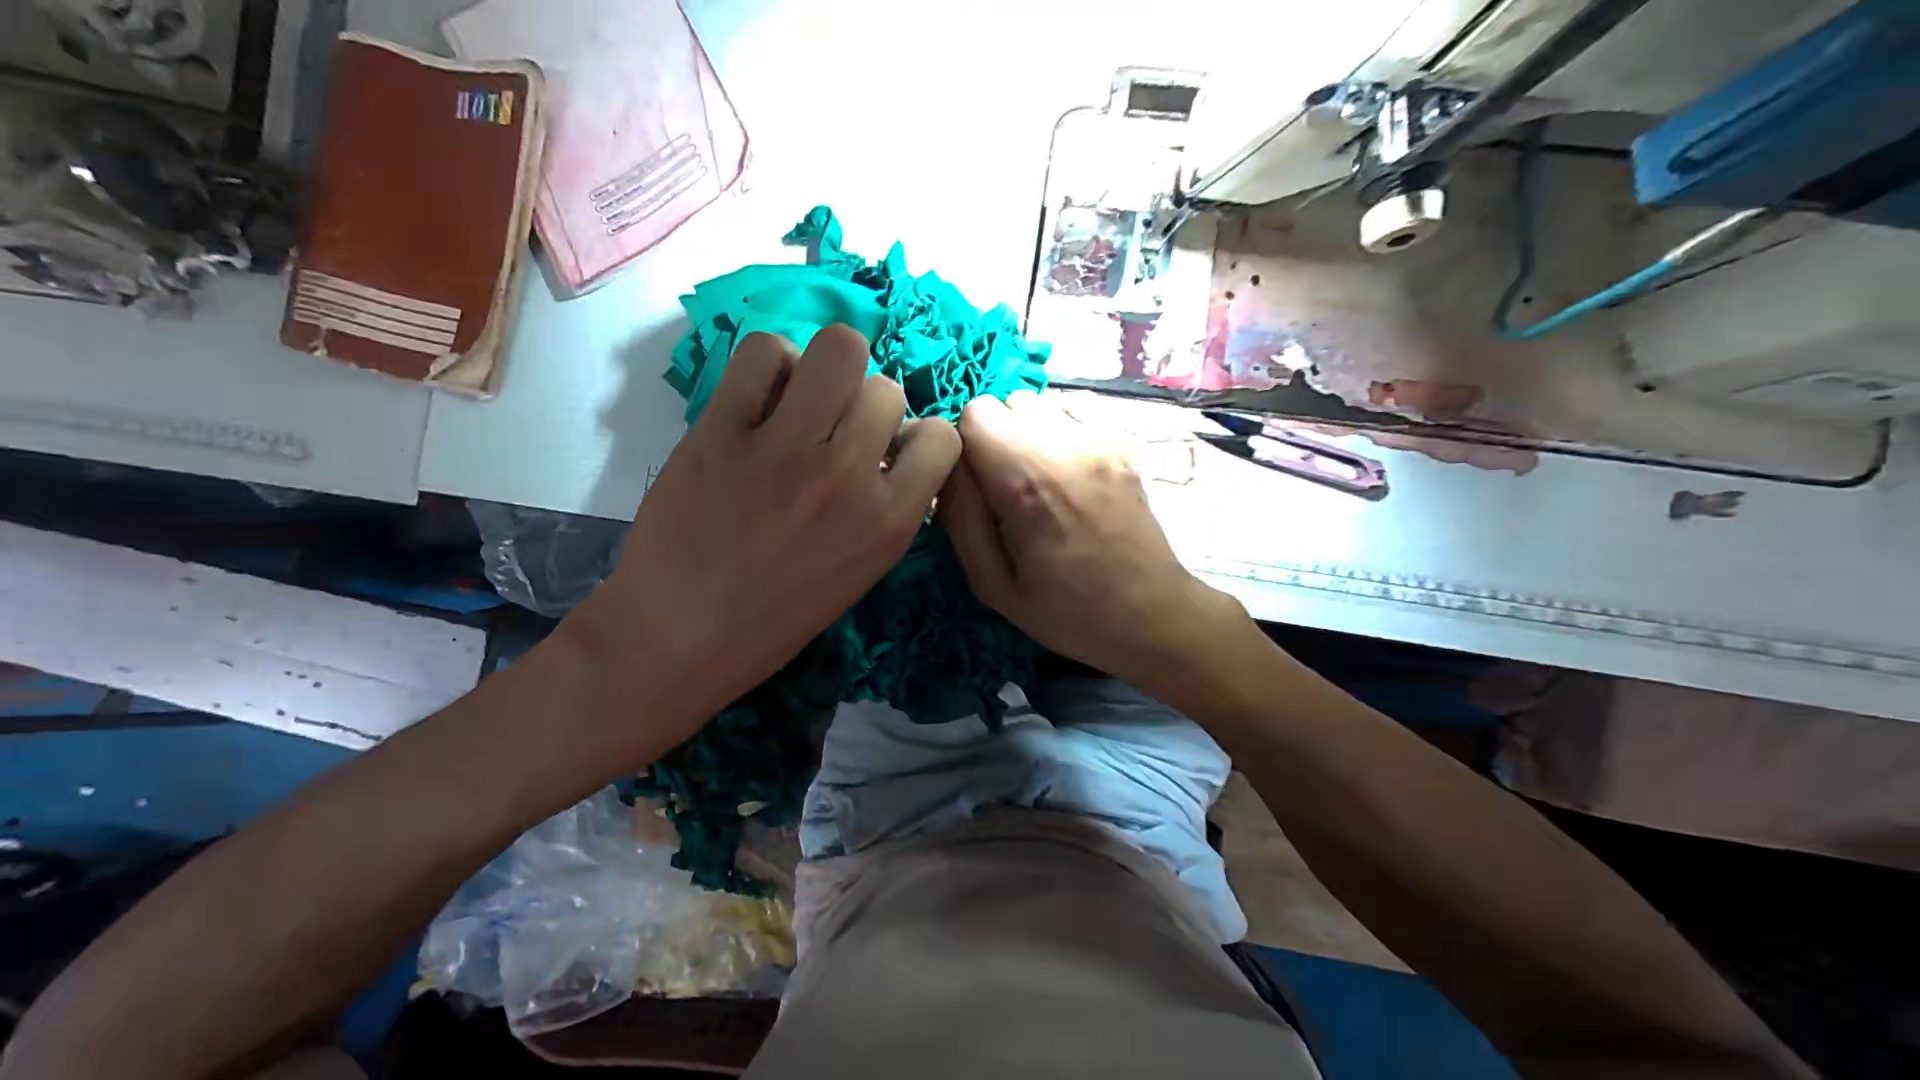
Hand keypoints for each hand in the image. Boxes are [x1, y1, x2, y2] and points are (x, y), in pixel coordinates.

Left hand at [563, 325, 960, 746]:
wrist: (679, 635)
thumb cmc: (775, 619)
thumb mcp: (859, 573)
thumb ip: (886, 510)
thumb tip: (893, 453)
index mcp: (888, 521)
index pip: (942, 438)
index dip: (915, 438)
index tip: (888, 452)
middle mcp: (847, 474)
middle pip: (888, 389)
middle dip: (866, 405)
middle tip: (833, 429)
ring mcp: (784, 447)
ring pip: (839, 349)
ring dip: (827, 369)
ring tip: (800, 399)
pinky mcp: (722, 428)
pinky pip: (764, 351)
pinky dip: (769, 363)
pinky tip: (758, 396)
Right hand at [939, 391, 1245, 691]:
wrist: (1153, 615)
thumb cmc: (1068, 612)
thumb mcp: (994, 585)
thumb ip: (961, 517)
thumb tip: (946, 467)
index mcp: (1027, 481)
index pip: (974, 414)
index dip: (963, 449)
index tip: (975, 490)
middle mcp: (1066, 444)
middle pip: (1007, 403)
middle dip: (994, 440)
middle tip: (1006, 492)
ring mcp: (1101, 439)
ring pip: (1040, 405)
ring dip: (1027, 435)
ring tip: (1040, 486)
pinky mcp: (1123, 443)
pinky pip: (1073, 414)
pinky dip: (1059, 434)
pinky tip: (1069, 478)